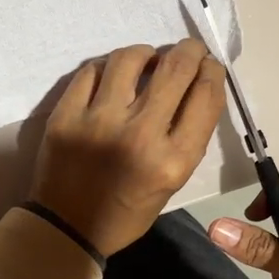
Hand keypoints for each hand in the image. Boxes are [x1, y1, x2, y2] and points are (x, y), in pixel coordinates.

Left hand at [29, 40, 226, 257]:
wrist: (67, 228)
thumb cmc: (126, 211)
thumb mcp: (172, 183)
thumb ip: (186, 137)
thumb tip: (195, 85)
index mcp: (174, 160)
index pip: (206, 96)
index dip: (213, 71)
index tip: (208, 65)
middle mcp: (140, 135)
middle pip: (175, 68)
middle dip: (188, 51)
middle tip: (186, 50)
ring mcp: (99, 122)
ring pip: (130, 58)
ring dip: (146, 53)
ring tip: (146, 60)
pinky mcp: (65, 117)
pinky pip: (91, 71)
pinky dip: (107, 67)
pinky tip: (112, 74)